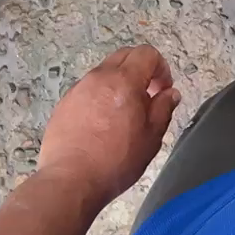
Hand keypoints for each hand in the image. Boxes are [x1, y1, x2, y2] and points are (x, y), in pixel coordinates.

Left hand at [36, 45, 181, 206]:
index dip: (161, 67)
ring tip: (123, 113)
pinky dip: (100, 96)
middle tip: (147, 95)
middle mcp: (100, 77)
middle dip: (140, 69)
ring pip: (105, 72)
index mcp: (125, 80)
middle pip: (125, 56)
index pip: (147, 53)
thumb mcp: (151, 137)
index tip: (163, 89)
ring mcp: (79, 88)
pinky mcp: (65, 103)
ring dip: (119, 83)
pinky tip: (102, 123)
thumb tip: (170, 94)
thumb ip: (163, 108)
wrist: (70, 181)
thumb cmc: (114, 161)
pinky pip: (88, 89)